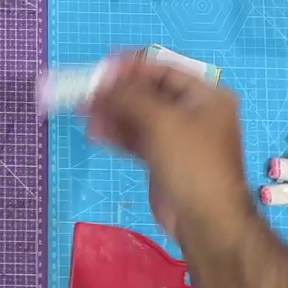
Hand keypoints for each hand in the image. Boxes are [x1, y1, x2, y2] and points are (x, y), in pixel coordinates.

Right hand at [86, 54, 255, 248]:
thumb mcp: (161, 121)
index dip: (131, 68)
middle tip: (86, 94)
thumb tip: (103, 82)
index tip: (101, 71)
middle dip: (116, 93)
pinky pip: (136, 138)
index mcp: (205, 95)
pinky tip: (94, 132)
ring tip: (83, 113)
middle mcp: (192, 112)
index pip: (163, 70)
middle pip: (147, 93)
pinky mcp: (162, 158)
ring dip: (111, 114)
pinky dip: (116, 134)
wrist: (204, 218)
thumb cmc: (191, 162)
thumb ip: (130, 96)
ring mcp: (176, 137)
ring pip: (138, 117)